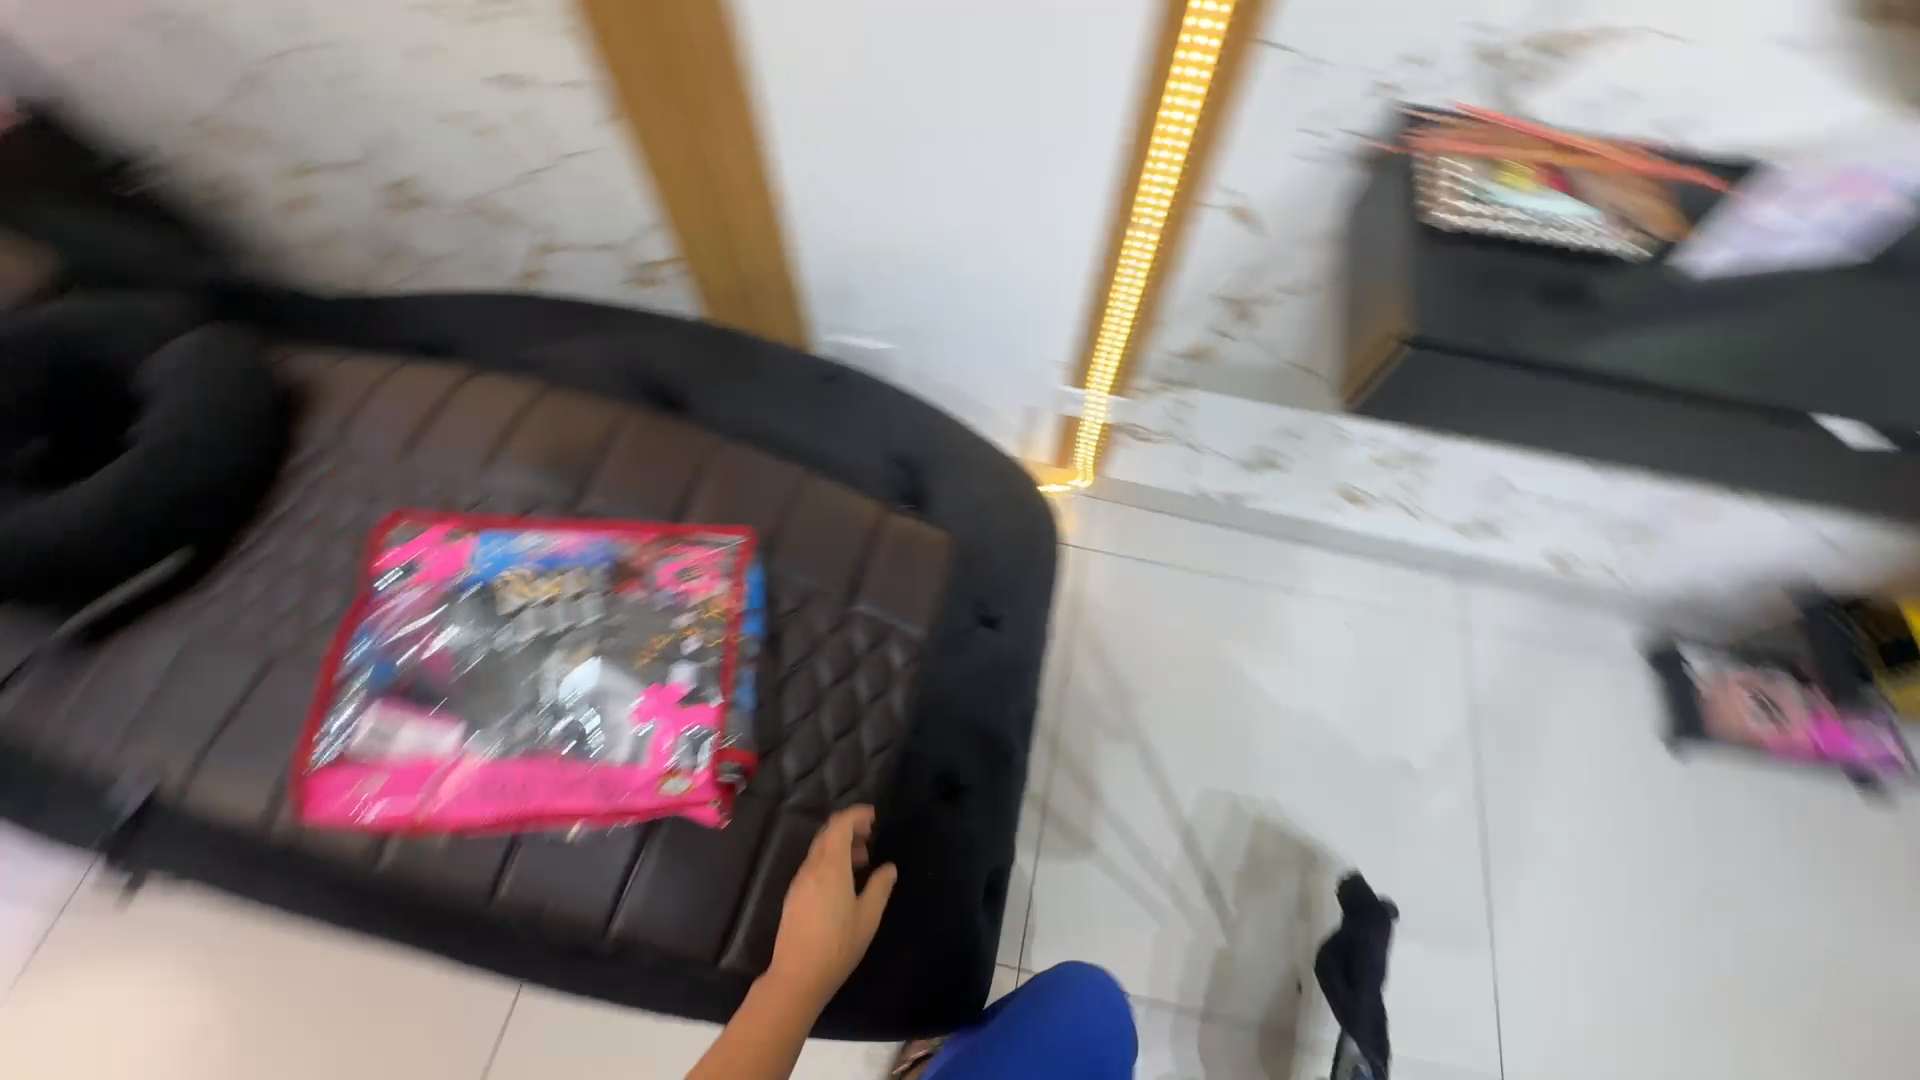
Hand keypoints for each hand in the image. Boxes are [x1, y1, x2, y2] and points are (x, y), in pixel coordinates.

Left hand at [765, 804, 897, 1006]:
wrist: (797, 977)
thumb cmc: (837, 947)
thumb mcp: (868, 918)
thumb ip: (880, 887)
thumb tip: (889, 868)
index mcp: (831, 867)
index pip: (840, 825)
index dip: (856, 815)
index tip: (874, 816)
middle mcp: (812, 867)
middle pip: (828, 833)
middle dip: (850, 827)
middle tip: (871, 836)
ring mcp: (800, 881)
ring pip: (820, 848)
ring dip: (840, 844)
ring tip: (862, 860)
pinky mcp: (795, 895)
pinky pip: (814, 864)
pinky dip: (830, 859)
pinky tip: (844, 880)